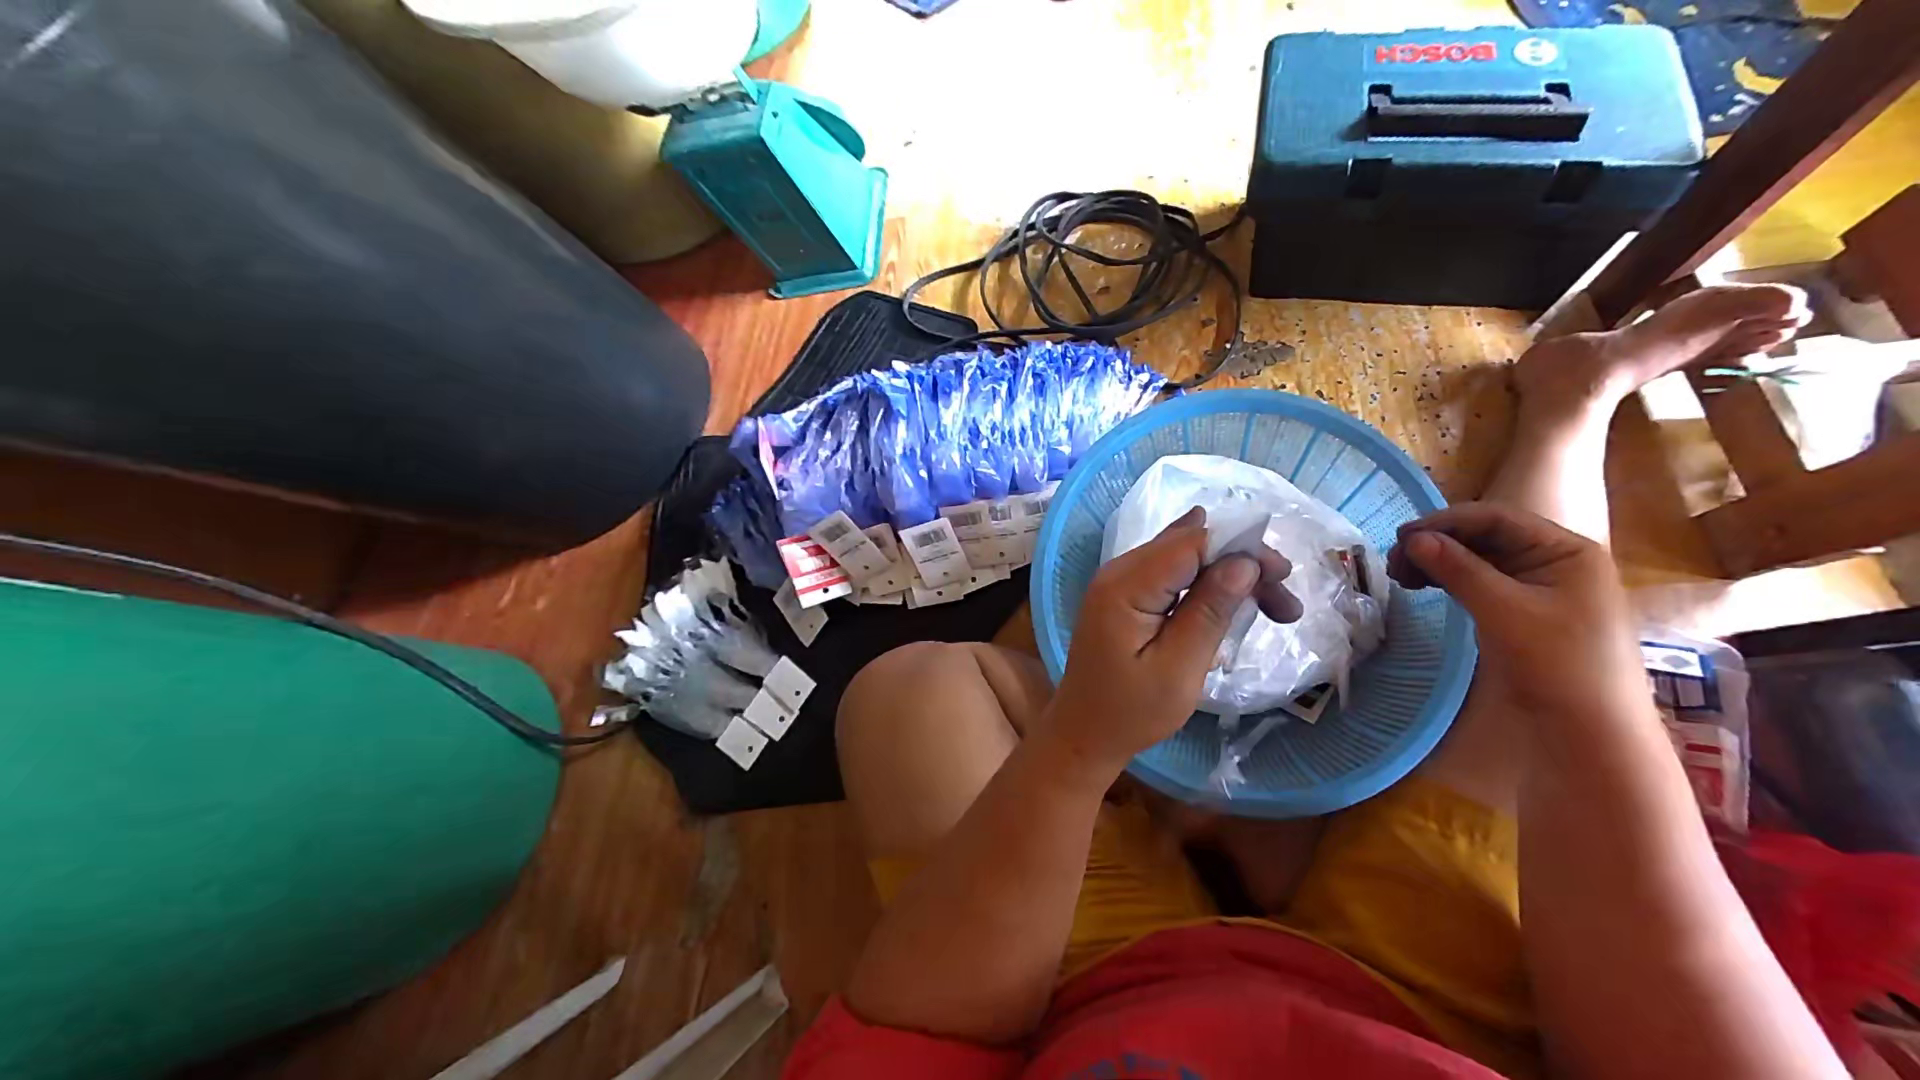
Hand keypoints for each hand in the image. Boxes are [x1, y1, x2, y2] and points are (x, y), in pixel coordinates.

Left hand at [1047, 507, 1299, 773]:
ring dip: (1230, 574)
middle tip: (1286, 606)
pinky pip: (1173, 574)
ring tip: (1273, 607)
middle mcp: (1117, 571)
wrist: (1085, 732)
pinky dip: (1207, 584)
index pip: (1191, 543)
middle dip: (1243, 563)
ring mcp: (1118, 581)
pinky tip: (1234, 601)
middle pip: (1190, 545)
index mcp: (1124, 586)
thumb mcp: (1178, 669)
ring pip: (1185, 557)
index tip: (1283, 579)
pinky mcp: (1125, 595)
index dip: (1242, 550)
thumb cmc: (1131, 711)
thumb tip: (1244, 562)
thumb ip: (1209, 612)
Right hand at [1388, 503, 1644, 719]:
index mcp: (1565, 550)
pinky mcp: (1521, 609)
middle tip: (1394, 562)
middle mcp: (1553, 560)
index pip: (1495, 518)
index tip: (1400, 537)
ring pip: (1476, 559)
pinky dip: (1447, 579)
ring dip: (1436, 562)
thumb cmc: (1558, 663)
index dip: (1444, 522)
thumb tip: (1413, 539)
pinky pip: (1478, 581)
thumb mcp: (1504, 611)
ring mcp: (1537, 585)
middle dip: (1436, 544)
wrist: (1589, 729)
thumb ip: (1459, 569)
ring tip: (1401, 577)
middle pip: (1484, 536)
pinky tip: (1423, 586)